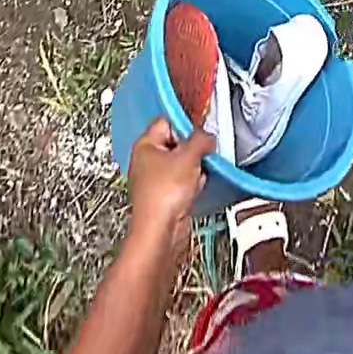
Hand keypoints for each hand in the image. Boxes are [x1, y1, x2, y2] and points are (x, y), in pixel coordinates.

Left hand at [126, 117, 213, 240]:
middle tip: (203, 152)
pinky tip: (197, 187)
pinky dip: (191, 182)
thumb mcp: (189, 156)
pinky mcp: (163, 195)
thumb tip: (207, 137)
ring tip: (200, 172)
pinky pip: (181, 181)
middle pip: (175, 142)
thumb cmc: (165, 193)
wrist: (160, 232)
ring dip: (194, 166)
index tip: (200, 132)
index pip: (167, 121)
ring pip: (180, 162)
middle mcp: (147, 160)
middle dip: (192, 148)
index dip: (185, 124)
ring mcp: (154, 179)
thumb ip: (201, 139)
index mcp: (145, 144)